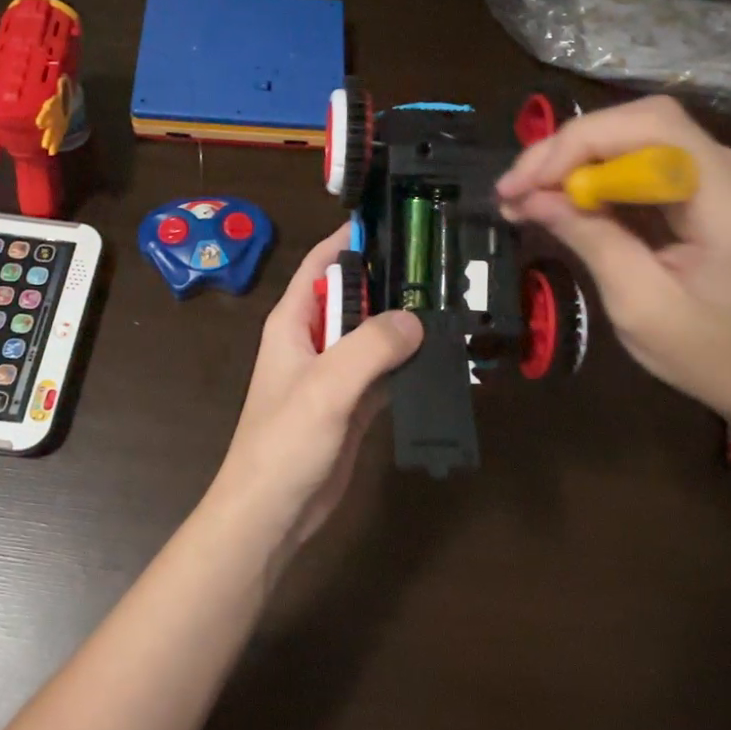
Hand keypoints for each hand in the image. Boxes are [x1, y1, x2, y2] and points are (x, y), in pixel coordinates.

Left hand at [211, 225, 422, 548]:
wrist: (272, 512)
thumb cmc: (285, 442)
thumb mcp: (326, 386)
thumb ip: (370, 347)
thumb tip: (416, 318)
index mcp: (293, 322)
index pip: (322, 263)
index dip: (353, 238)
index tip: (398, 218)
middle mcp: (313, 340)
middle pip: (356, 296)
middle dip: (393, 280)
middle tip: (446, 262)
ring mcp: (335, 374)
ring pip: (375, 335)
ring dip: (407, 324)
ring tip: (457, 302)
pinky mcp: (354, 405)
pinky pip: (386, 372)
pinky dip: (411, 364)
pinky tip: (446, 355)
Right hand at [494, 96, 730, 434]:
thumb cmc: (717, 358)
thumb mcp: (642, 307)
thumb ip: (591, 240)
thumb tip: (531, 197)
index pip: (650, 128)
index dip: (577, 144)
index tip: (522, 186)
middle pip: (643, 126)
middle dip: (569, 151)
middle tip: (513, 191)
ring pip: (642, 141)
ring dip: (579, 164)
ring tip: (525, 198)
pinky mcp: (721, 189)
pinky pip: (653, 166)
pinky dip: (604, 181)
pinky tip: (565, 202)